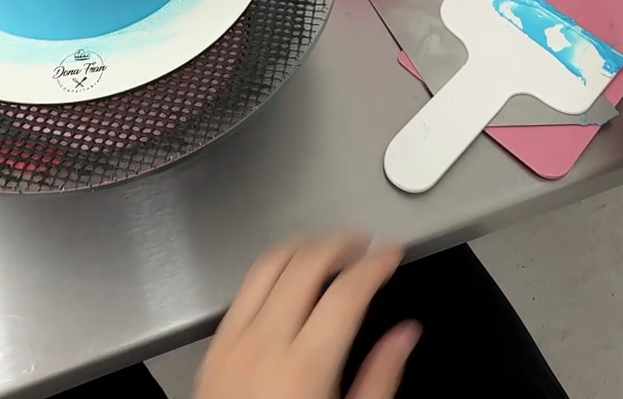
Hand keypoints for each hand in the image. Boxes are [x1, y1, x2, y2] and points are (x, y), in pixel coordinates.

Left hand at [195, 234, 419, 398]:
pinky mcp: (216, 343)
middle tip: (365, 245)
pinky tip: (291, 271)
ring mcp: (235, 340)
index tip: (391, 254)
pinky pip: (245, 284)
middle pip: (307, 263)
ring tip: (331, 248)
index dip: (375, 264)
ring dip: (306, 245)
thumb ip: (380, 379)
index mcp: (304, 371)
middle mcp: (264, 346)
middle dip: (341, 243)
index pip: (347, 292)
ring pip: (272, 261)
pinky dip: (273, 265)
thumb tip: (405, 335)